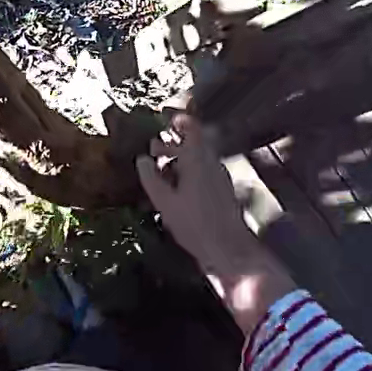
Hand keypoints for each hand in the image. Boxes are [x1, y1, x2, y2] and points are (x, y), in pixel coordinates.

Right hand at [136, 113, 295, 334]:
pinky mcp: (222, 192)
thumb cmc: (194, 223)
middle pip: (194, 145)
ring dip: (179, 161)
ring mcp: (219, 178)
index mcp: (198, 160)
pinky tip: (175, 190)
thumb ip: (151, 177)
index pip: (193, 129)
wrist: (228, 250)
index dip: (180, 121)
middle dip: (173, 145)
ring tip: (160, 171)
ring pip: (198, 160)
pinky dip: (188, 174)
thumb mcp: (164, 201)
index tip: (165, 120)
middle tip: (153, 150)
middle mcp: (212, 164)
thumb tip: (142, 159)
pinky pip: (203, 173)